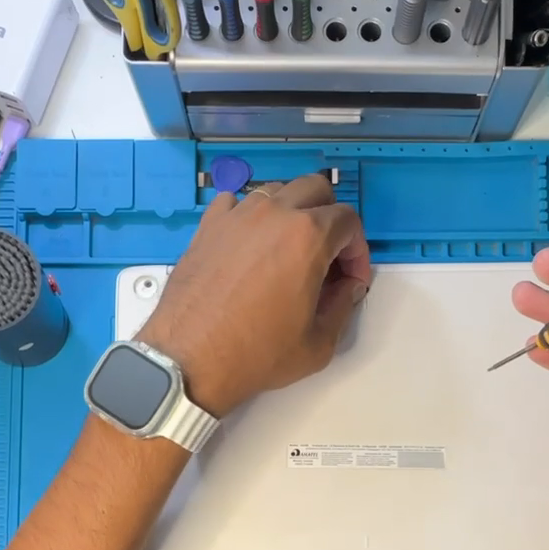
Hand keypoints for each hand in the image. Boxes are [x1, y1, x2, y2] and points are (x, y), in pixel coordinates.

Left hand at [137, 174, 372, 417]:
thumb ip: (342, 307)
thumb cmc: (255, 355)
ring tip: (288, 252)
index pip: (348, 221)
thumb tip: (348, 288)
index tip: (351, 278)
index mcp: (308, 237)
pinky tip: (250, 247)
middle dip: (330, 218)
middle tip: (327, 257)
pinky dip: (250, 218)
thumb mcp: (317, 344)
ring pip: (276, 192)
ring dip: (292, 214)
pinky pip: (236, 204)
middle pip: (315, 189)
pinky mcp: (208, 226)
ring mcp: (237, 216)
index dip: (357, 251)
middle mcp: (273, 214)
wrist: (191, 360)